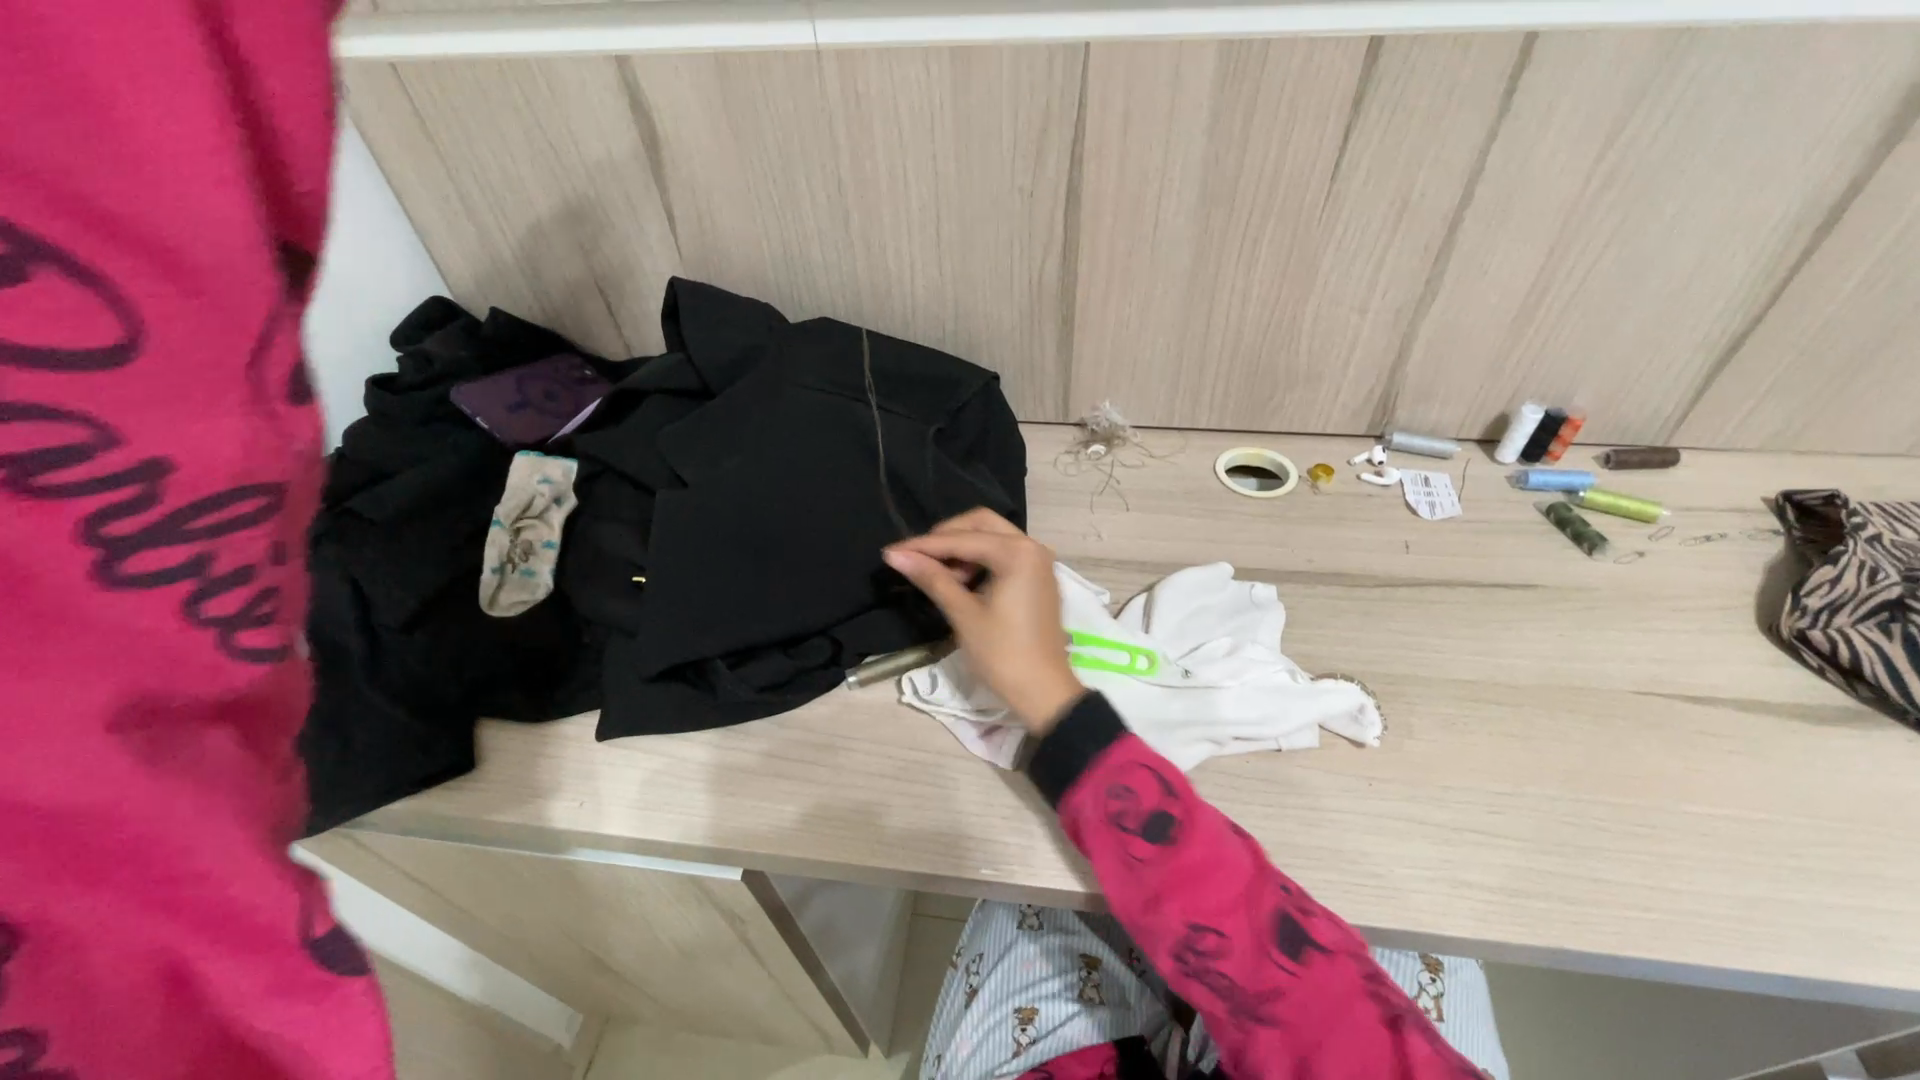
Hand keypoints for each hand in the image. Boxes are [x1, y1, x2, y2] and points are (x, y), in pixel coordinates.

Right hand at [883, 508, 1083, 735]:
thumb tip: (895, 555)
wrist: (1044, 691)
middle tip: (918, 559)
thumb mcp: (964, 614)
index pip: (962, 539)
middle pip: (981, 524)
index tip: (891, 552)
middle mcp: (1033, 547)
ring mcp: (1039, 561)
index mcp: (1017, 553)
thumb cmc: (1002, 655)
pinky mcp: (1038, 577)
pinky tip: (961, 580)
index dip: (924, 545)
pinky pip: (1005, 554)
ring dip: (963, 548)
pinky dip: (981, 559)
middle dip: (946, 538)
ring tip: (939, 575)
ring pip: (993, 537)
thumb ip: (932, 578)